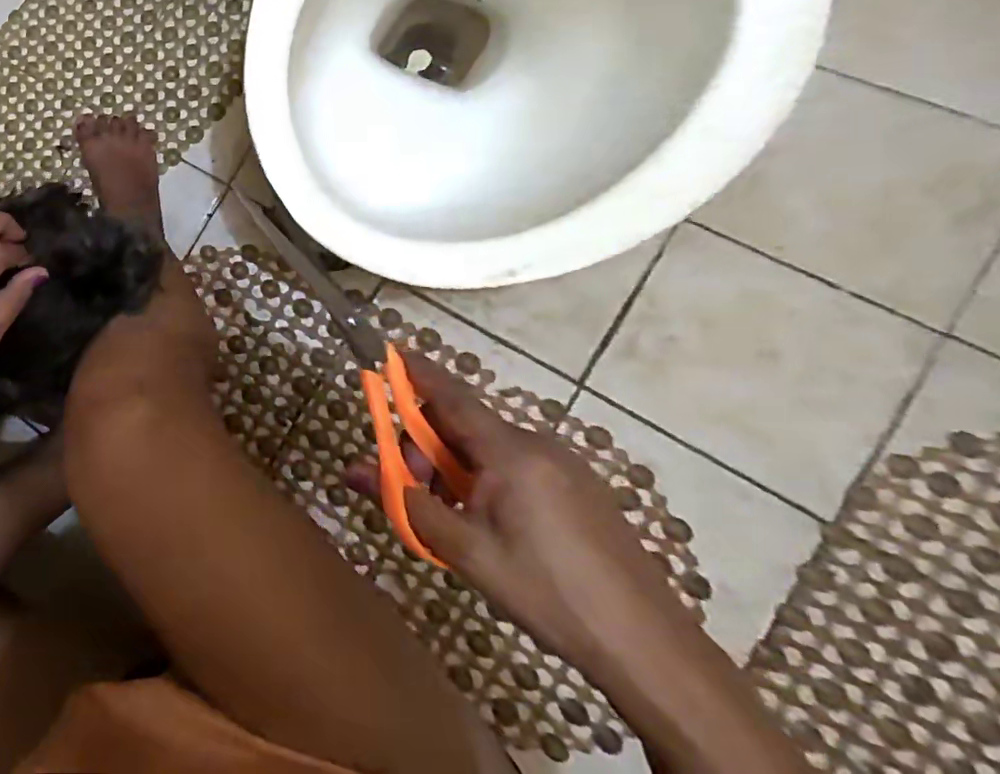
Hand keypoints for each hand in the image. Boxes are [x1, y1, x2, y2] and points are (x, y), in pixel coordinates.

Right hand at [347, 354, 698, 675]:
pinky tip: (488, 526)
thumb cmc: (547, 592)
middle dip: (426, 447)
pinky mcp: (580, 489)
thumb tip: (352, 471)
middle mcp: (539, 446)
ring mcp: (565, 466)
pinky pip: (516, 467)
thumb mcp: (465, 550)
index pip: (451, 396)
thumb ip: (405, 503)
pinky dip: (485, 479)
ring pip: (488, 449)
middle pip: (464, 425)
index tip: (389, 354)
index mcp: (511, 452)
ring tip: (450, 519)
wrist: (647, 647)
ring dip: (454, 469)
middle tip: (411, 490)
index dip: (416, 373)